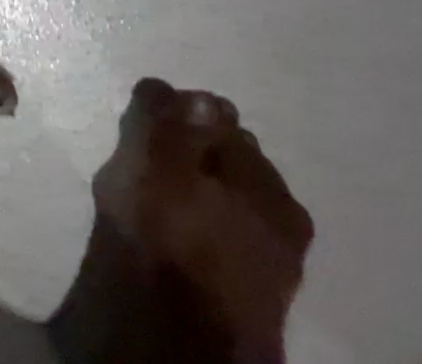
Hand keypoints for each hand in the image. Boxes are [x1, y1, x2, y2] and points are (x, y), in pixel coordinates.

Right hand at [75, 78, 312, 359]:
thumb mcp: (158, 172)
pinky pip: (221, 231)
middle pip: (231, 160)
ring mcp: (267, 252)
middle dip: (194, 146)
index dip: (182, 110)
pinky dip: (198, 217)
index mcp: (262, 183)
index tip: (143, 111)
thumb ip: (171, 130)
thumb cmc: (166, 240)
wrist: (180, 332)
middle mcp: (278, 213)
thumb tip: (188, 90)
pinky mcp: (244, 282)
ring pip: (228, 197)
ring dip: (196, 183)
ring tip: (154, 183)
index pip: (222, 121)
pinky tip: (173, 224)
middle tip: (146, 144)